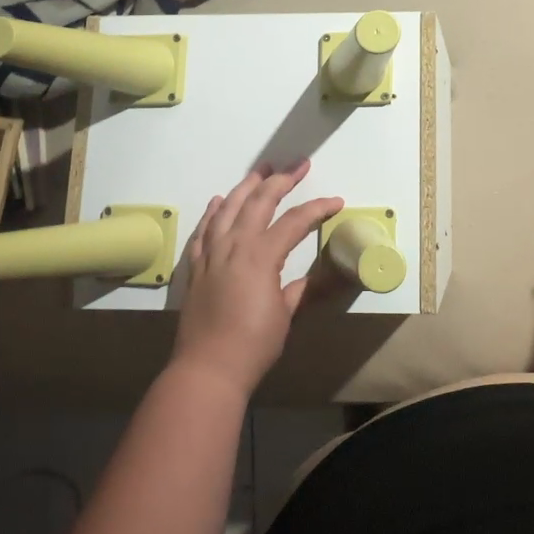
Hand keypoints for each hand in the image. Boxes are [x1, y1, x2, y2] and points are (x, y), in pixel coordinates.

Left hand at [173, 162, 343, 396]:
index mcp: (261, 255)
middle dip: (282, 179)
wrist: (207, 369)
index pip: (296, 221)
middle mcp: (235, 245)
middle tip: (299, 164)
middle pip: (260, 201)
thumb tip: (321, 276)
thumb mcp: (286, 314)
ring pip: (229, 208)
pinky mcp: (196, 267)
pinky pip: (205, 230)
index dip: (318, 208)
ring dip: (246, 186)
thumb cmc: (254, 344)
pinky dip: (214, 212)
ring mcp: (212, 253)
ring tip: (261, 170)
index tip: (336, 201)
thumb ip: (301, 288)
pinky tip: (220, 202)